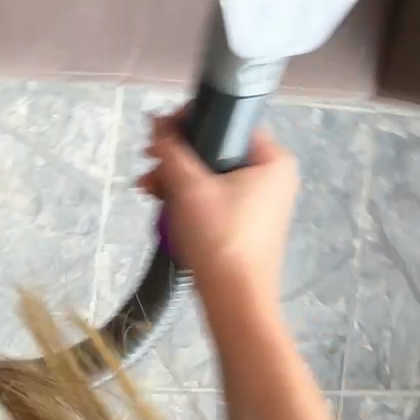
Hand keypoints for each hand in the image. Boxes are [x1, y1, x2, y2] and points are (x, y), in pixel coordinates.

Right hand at [136, 111, 299, 307]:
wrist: (233, 299)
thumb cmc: (220, 235)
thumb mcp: (189, 184)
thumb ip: (170, 146)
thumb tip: (156, 121)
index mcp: (272, 159)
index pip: (227, 120)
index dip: (190, 121)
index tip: (161, 132)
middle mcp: (270, 175)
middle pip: (212, 146)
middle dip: (174, 155)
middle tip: (148, 159)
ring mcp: (256, 199)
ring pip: (205, 170)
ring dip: (172, 174)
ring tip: (147, 185)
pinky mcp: (241, 219)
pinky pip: (209, 192)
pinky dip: (183, 193)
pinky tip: (157, 198)